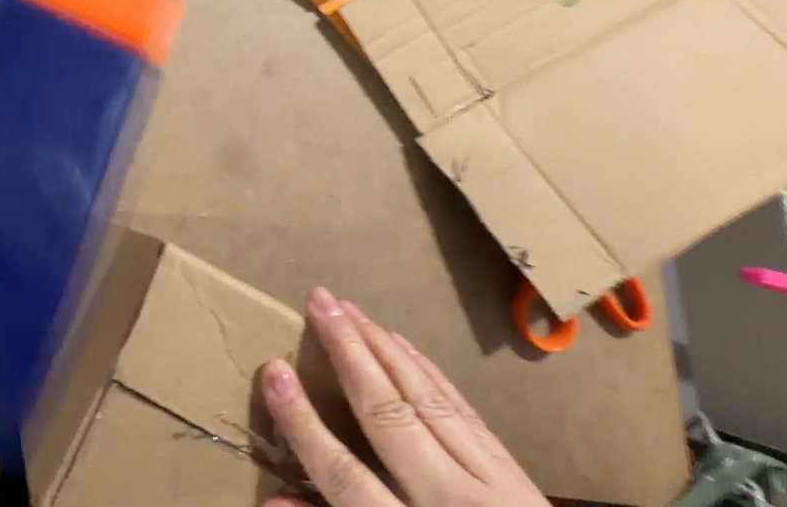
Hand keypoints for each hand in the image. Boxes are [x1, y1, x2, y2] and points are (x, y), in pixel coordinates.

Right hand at [261, 288, 549, 506]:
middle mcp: (451, 503)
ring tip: (348, 307)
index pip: (345, 476)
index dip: (304, 424)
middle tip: (317, 300)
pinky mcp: (516, 475)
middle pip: (388, 416)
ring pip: (427, 400)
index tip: (273, 370)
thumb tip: (270, 502)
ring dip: (383, 347)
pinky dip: (427, 370)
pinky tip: (401, 341)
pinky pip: (462, 410)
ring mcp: (492, 486)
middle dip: (347, 352)